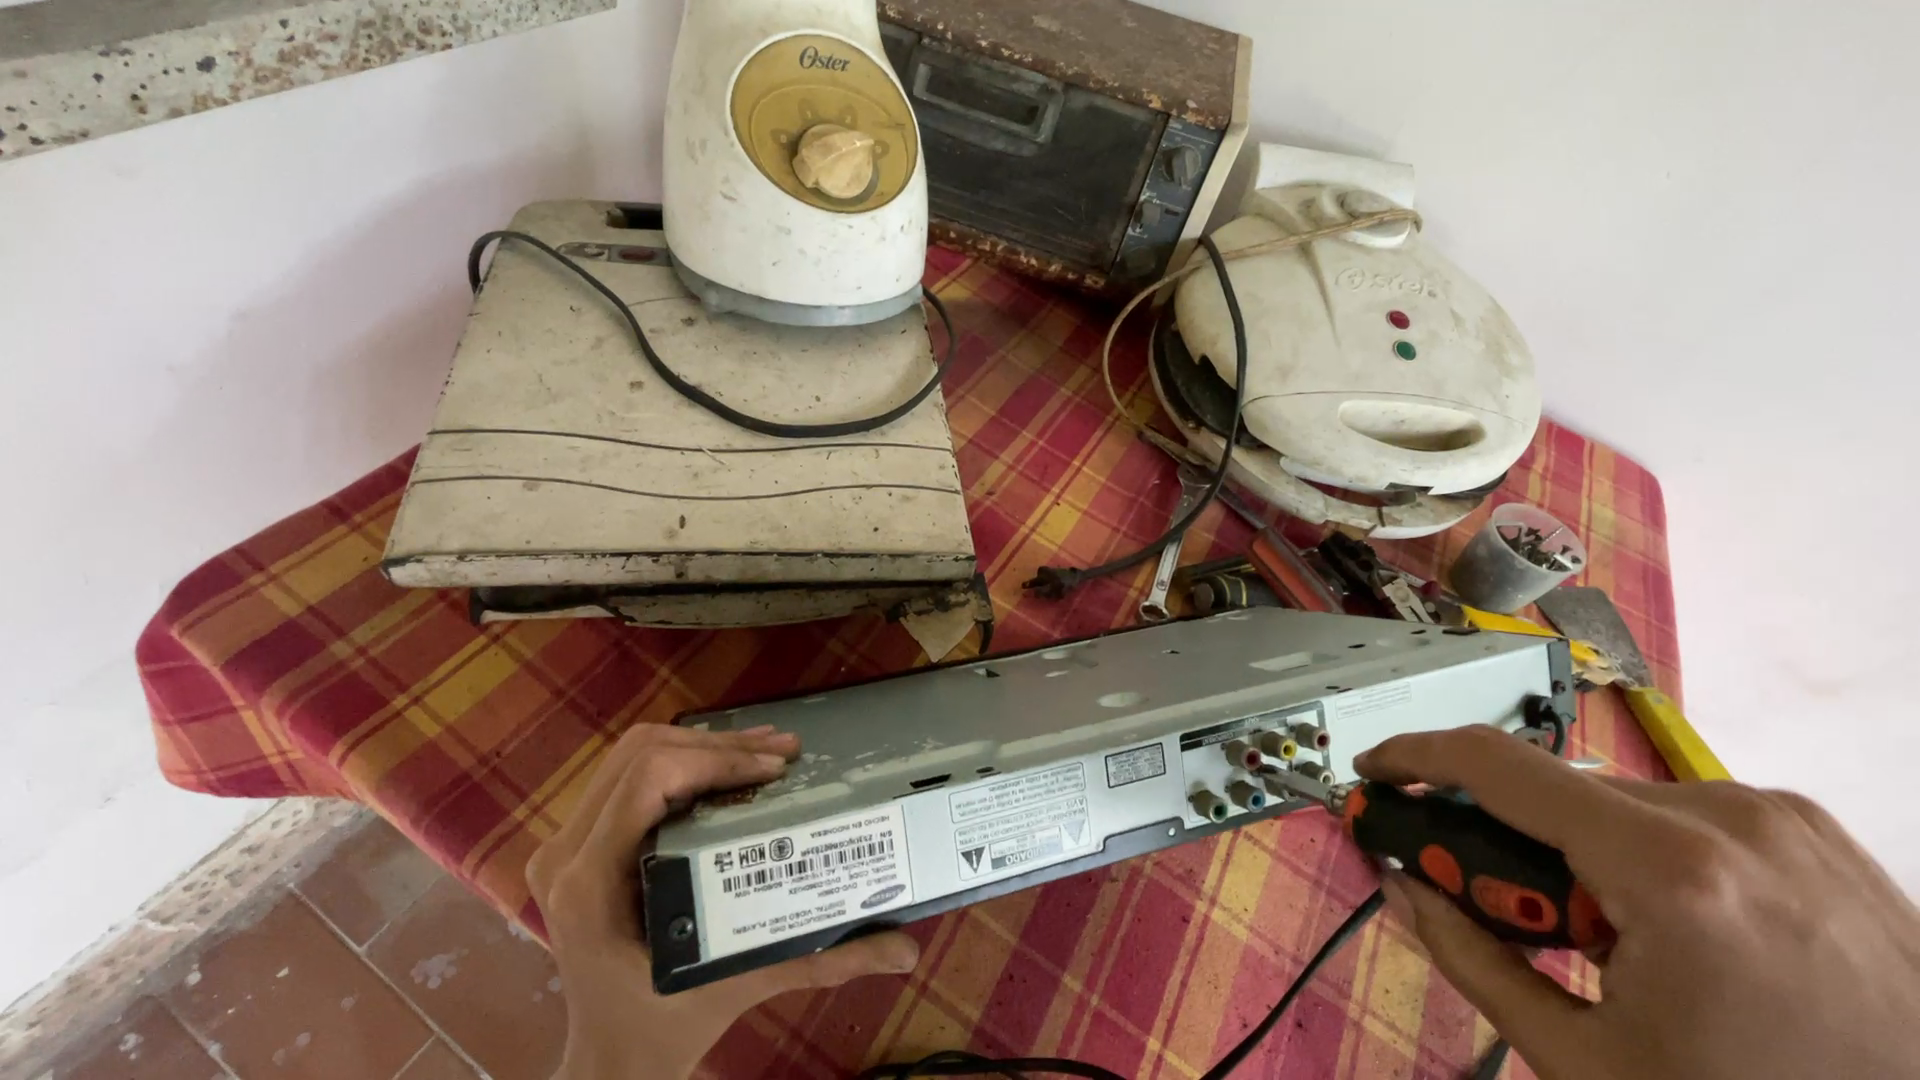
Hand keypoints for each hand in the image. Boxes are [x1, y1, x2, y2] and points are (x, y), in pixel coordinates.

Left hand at [527, 723, 920, 1079]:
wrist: (612, 1056)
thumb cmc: (665, 1024)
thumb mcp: (739, 986)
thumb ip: (822, 963)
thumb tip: (905, 950)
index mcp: (591, 883)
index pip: (648, 781)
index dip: (716, 760)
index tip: (777, 769)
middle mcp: (567, 853)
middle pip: (640, 754)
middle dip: (720, 745)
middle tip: (785, 754)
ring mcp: (566, 843)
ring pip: (632, 755)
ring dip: (703, 745)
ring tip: (768, 751)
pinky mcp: (580, 841)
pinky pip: (628, 776)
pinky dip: (683, 760)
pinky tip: (731, 765)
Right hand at [1356, 725, 1919, 1079]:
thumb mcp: (1586, 1063)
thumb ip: (1468, 958)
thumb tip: (1401, 884)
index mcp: (1670, 869)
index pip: (1497, 766)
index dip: (1414, 757)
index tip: (1371, 772)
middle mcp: (1727, 814)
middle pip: (1555, 791)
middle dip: (1500, 833)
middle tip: (1489, 899)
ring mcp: (1778, 813)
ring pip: (1614, 801)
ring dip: (1573, 847)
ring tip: (1602, 934)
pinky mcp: (1811, 826)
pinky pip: (1678, 812)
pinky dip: (1637, 849)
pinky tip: (1669, 924)